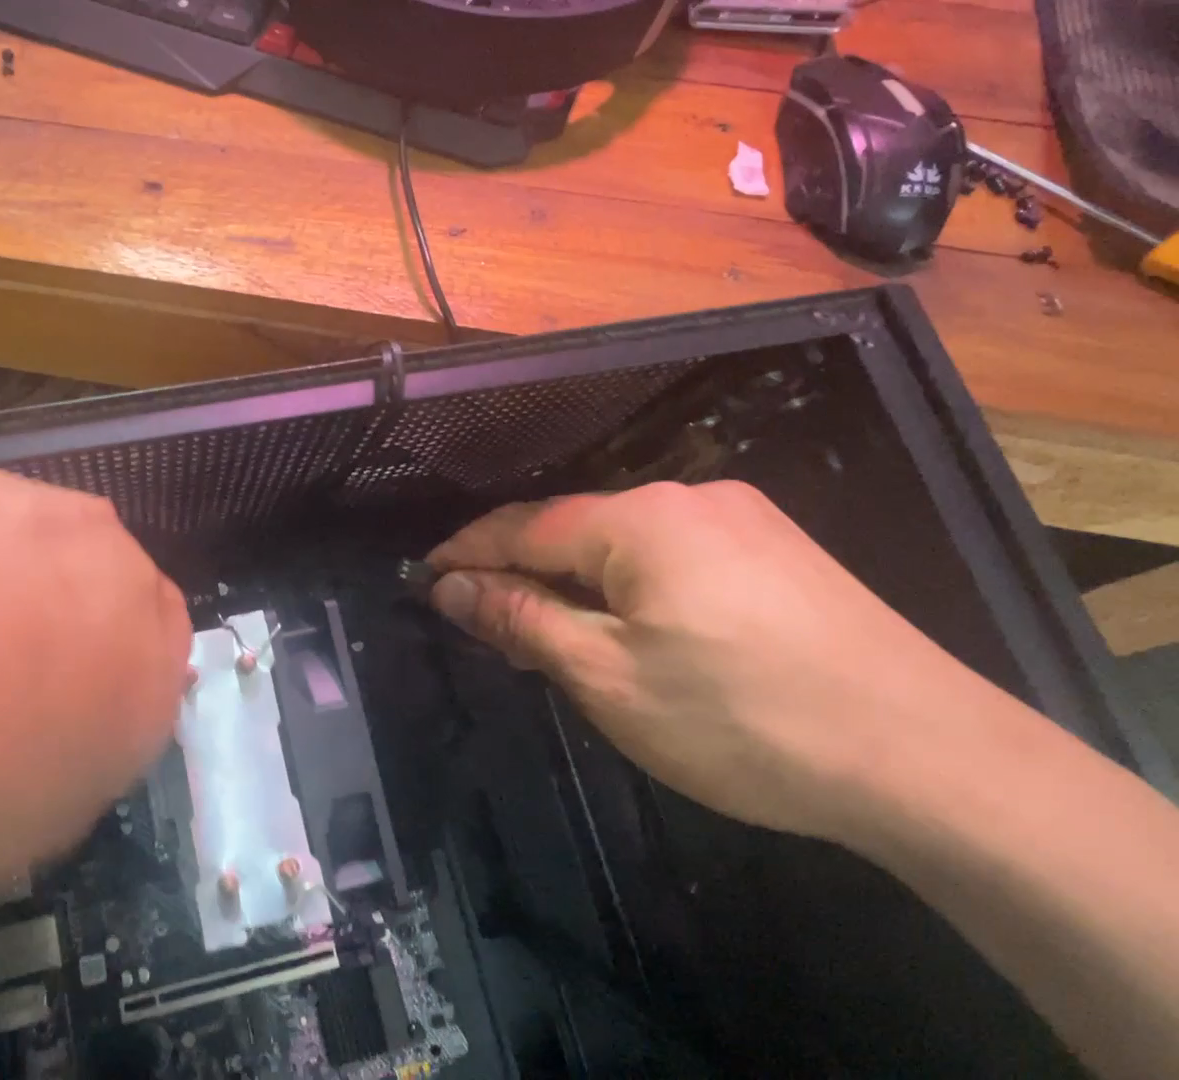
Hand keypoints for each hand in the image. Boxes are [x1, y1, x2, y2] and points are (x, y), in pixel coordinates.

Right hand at [424, 481, 1038, 843]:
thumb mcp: (606, 676)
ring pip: (623, 546)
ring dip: (573, 584)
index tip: (423, 580)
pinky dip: (627, 588)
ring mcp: (745, 522)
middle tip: (481, 624)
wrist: (931, 760)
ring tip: (548, 635)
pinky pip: (672, 558)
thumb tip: (449, 586)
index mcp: (640, 519)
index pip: (522, 526)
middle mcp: (691, 499)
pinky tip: (628, 629)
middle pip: (573, 530)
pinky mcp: (780, 555)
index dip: (465, 553)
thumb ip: (520, 620)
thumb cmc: (740, 718)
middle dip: (519, 572)